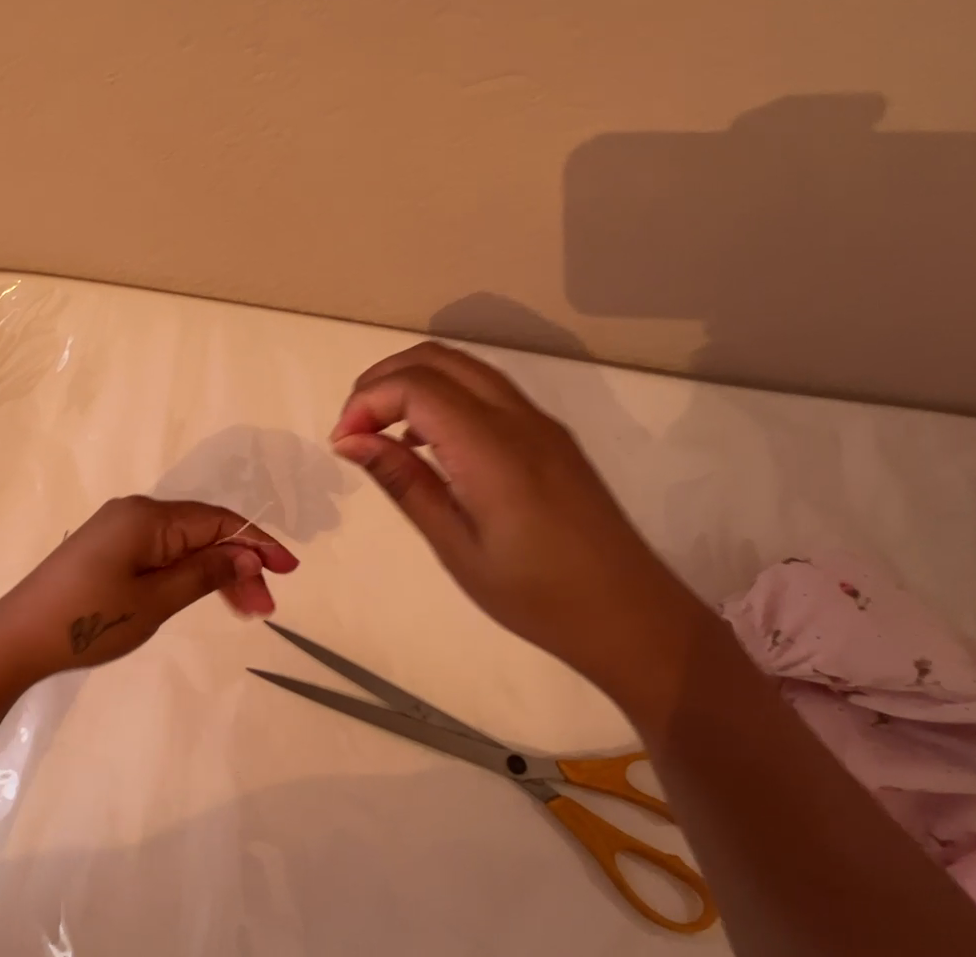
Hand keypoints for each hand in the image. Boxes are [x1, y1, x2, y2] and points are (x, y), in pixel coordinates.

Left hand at [0, 496, 299, 680]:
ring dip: (215, 571)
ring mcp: (116, 529)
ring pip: (182, 543)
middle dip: (238, 564)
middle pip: (202, 530)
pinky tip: (201, 593)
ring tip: (243, 610)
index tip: (290, 571)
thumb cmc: (89, 622)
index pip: (218, 521)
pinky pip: (159, 551)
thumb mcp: (156, 601)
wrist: (16, 638)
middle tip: (263, 609)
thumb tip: (248, 553)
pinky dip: (186, 572)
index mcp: (148, 517)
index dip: (257, 544)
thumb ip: (205, 573)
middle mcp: (134, 512)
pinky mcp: (105, 548)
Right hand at [328, 342, 703, 679]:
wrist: (633, 618)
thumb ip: (404, 482)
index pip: (415, 386)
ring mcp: (539, 423)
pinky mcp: (549, 436)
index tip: (342, 446)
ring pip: (462, 367)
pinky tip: (426, 444)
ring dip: (411, 383)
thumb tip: (350, 440)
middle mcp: (519, 419)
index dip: (365, 402)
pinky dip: (441, 396)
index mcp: (493, 450)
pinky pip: (485, 390)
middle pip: (436, 358)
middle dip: (381, 380)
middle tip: (353, 429)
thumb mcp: (456, 546)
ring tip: (380, 433)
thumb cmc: (536, 596)